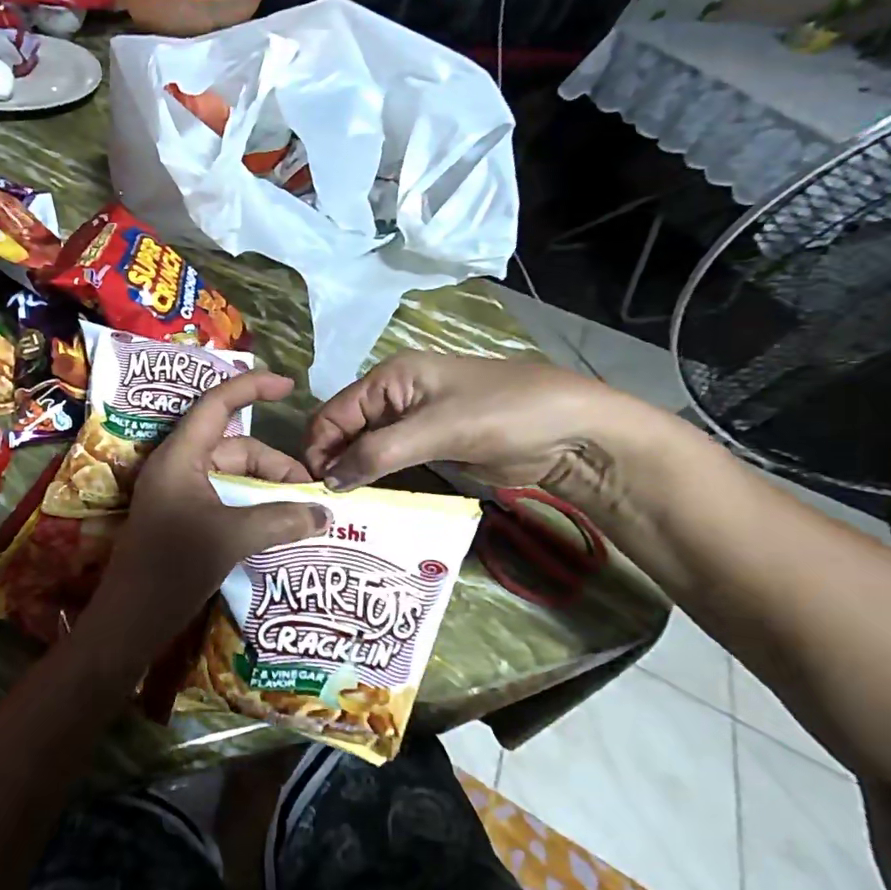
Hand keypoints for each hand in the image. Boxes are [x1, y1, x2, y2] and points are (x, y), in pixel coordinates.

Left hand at [76, 372, 330, 659]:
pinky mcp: (181, 518)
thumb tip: (324, 512)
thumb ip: (280, 519)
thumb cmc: (173, 567)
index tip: (288, 385)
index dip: (251, 387)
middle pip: (233, 446)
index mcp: (179, 456)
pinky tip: (277, 525)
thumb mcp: (231, 538)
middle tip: (312, 493)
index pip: (216, 404)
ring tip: (302, 513)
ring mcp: (177, 493)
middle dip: (274, 464)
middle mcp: (176, 467)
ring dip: (265, 489)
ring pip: (231, 475)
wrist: (130, 618)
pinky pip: (223, 498)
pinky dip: (251, 506)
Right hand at [303, 352, 671, 503]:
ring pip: (364, 450)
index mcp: (388, 377)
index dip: (318, 448)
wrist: (578, 432)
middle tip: (326, 506)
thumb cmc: (503, 414)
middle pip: (344, 431)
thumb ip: (378, 454)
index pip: (333, 413)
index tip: (313, 489)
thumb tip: (328, 483)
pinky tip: (370, 505)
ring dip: (353, 476)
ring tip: (343, 512)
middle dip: (332, 464)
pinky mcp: (429, 446)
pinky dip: (377, 482)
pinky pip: (389, 464)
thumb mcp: (436, 430)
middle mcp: (393, 396)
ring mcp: (411, 423)